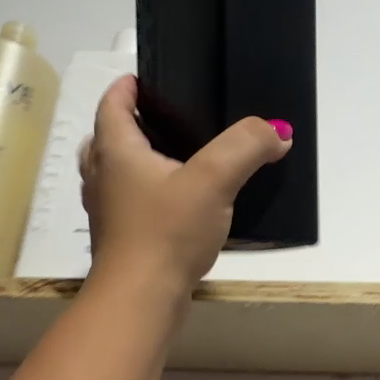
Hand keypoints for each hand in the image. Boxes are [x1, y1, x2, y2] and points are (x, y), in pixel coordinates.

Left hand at [79, 75, 291, 289]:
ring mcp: (107, 211)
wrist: (141, 300)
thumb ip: (246, 148)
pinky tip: (176, 207)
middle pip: (108, 138)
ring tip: (172, 161)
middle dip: (131, 124)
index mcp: (116, 150)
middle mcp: (102, 176)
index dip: (127, 87)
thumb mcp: (214, 181)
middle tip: (165, 120)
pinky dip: (145, 196)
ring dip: (135, 162)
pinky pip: (128, 205)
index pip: (112, 104)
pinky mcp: (120, 241)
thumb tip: (277, 132)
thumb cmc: (167, 232)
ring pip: (114, 174)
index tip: (146, 79)